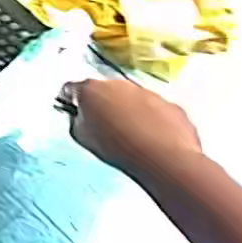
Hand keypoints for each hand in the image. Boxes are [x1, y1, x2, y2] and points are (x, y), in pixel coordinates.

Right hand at [63, 79, 203, 178]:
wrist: (163, 158)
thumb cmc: (116, 147)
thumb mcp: (80, 136)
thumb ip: (76, 120)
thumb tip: (81, 117)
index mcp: (89, 89)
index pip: (71, 89)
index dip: (71, 102)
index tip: (75, 114)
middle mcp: (117, 84)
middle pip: (104, 91)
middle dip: (103, 105)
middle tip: (105, 127)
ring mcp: (147, 93)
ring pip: (132, 99)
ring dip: (129, 112)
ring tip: (132, 137)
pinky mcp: (171, 105)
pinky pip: (157, 110)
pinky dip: (153, 120)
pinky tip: (154, 140)